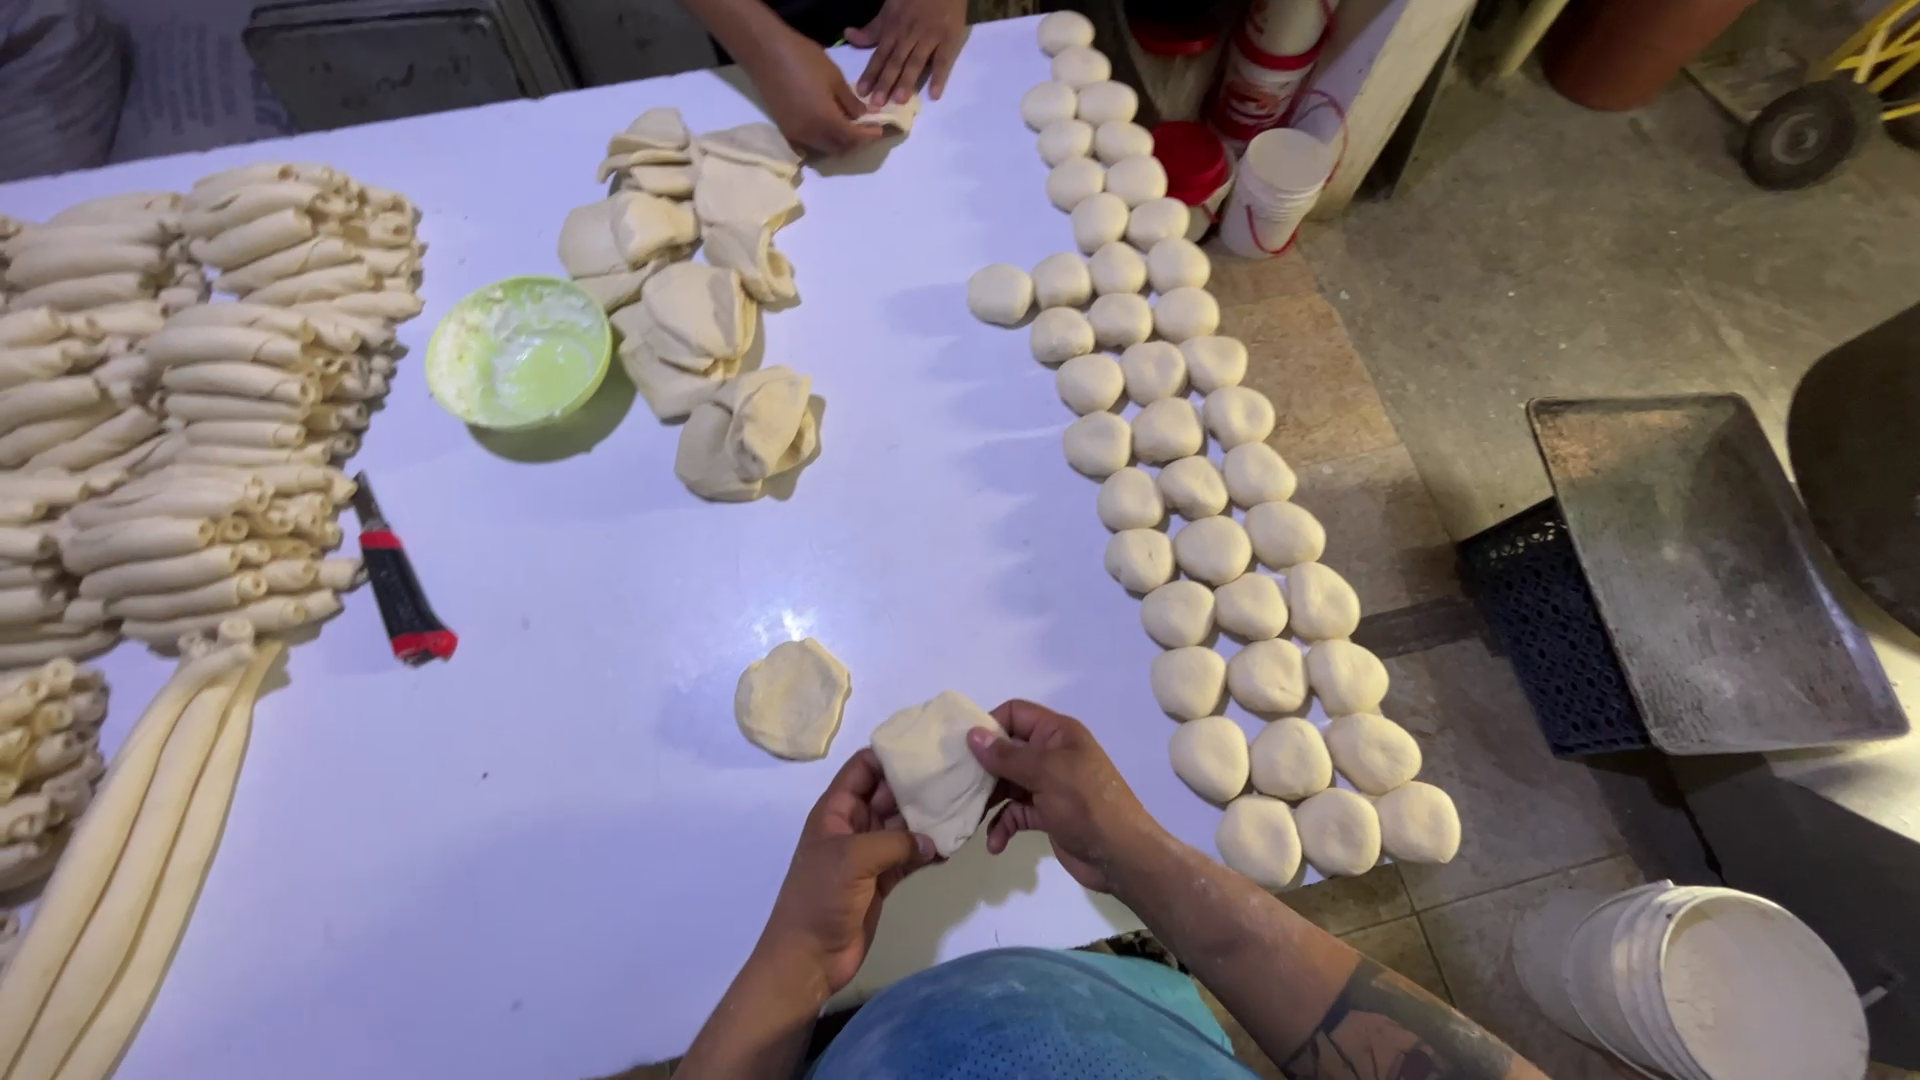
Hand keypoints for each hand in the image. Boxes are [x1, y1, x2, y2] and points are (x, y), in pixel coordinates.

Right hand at [742, 23, 886, 155]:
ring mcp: (797, 136)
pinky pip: (812, 144)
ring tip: (850, 128)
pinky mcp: (787, 131)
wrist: (764, 51)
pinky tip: (831, 127)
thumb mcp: (834, 77)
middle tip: (866, 130)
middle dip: (856, 142)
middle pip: (841, 149)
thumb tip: (864, 116)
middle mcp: (811, 136)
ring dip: (841, 143)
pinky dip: (826, 140)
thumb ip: (851, 102)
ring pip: (826, 149)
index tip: (880, 129)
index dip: (868, 136)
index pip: (854, 139)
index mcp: (826, 122)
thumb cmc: (802, 58)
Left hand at [754, 749, 935, 995]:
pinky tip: (951, 845)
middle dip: (917, 785)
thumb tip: (932, 839)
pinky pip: (909, 856)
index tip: (924, 747)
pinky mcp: (882, 880)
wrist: (807, 959)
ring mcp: (868, 854)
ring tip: (961, 807)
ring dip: (927, 819)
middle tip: (954, 775)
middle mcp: (853, 826)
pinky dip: (927, 851)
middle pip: (888, 794)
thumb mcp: (853, 859)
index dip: (889, 755)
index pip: (863, 768)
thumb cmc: (820, 898)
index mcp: (836, 811)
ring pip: (902, 825)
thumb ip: (895, 842)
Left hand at [845, 0, 966, 103]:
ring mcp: (929, 38)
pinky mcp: (948, 39)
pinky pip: (943, 61)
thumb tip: (848, 35)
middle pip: (895, 61)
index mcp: (894, 28)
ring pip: (916, 62)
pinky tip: (934, 95)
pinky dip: (939, 77)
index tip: (862, 92)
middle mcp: (909, 35)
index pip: (880, 54)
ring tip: (899, 100)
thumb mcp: (890, 7)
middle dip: (885, 82)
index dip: (870, 73)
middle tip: (877, 104)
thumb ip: (873, 27)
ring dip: (907, 81)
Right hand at [966, 700, 1164, 892]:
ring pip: (1007, 783)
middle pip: (1006, 750)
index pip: (1015, 714)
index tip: (963, 745)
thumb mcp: (1046, 773)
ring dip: (989, 801)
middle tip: (957, 783)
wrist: (1122, 856)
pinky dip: (1003, 825)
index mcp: (1056, 733)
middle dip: (983, 768)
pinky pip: (1016, 812)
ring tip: (969, 817)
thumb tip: (972, 734)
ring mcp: (1049, 785)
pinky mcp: (1046, 813)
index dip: (989, 724)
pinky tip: (995, 844)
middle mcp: (1051, 754)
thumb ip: (1008, 755)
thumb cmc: (1086, 804)